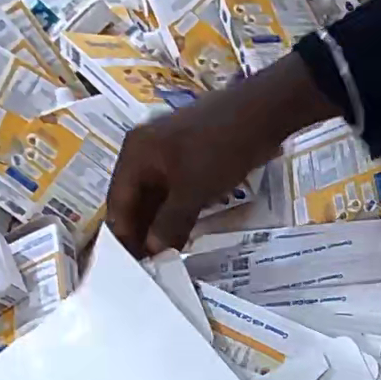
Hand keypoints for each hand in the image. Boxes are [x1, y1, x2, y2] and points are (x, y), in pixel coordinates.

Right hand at [107, 55, 338, 251]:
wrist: (262, 112)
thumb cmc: (220, 148)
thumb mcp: (193, 190)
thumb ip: (169, 223)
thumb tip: (151, 252)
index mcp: (135, 154)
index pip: (118, 203)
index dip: (124, 236)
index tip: (131, 267)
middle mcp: (144, 153)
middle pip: (135, 201)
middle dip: (142, 233)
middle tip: (150, 267)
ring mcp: (167, 155)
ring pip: (156, 199)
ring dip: (160, 226)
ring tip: (164, 258)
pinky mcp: (189, 160)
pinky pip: (175, 192)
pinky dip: (176, 214)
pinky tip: (182, 236)